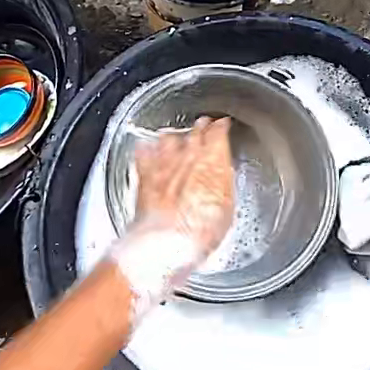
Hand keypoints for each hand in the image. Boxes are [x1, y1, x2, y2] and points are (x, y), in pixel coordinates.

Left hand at [109, 117, 234, 316]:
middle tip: (204, 127)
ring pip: (168, 136)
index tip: (223, 125)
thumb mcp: (226, 208)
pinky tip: (147, 149)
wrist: (167, 243)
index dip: (221, 126)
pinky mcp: (144, 174)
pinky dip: (147, 148)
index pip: (218, 131)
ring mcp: (163, 162)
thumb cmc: (200, 230)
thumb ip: (223, 183)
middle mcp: (187, 154)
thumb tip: (223, 174)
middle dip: (200, 128)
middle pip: (194, 130)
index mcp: (213, 159)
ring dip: (175, 136)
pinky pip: (143, 152)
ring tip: (177, 138)